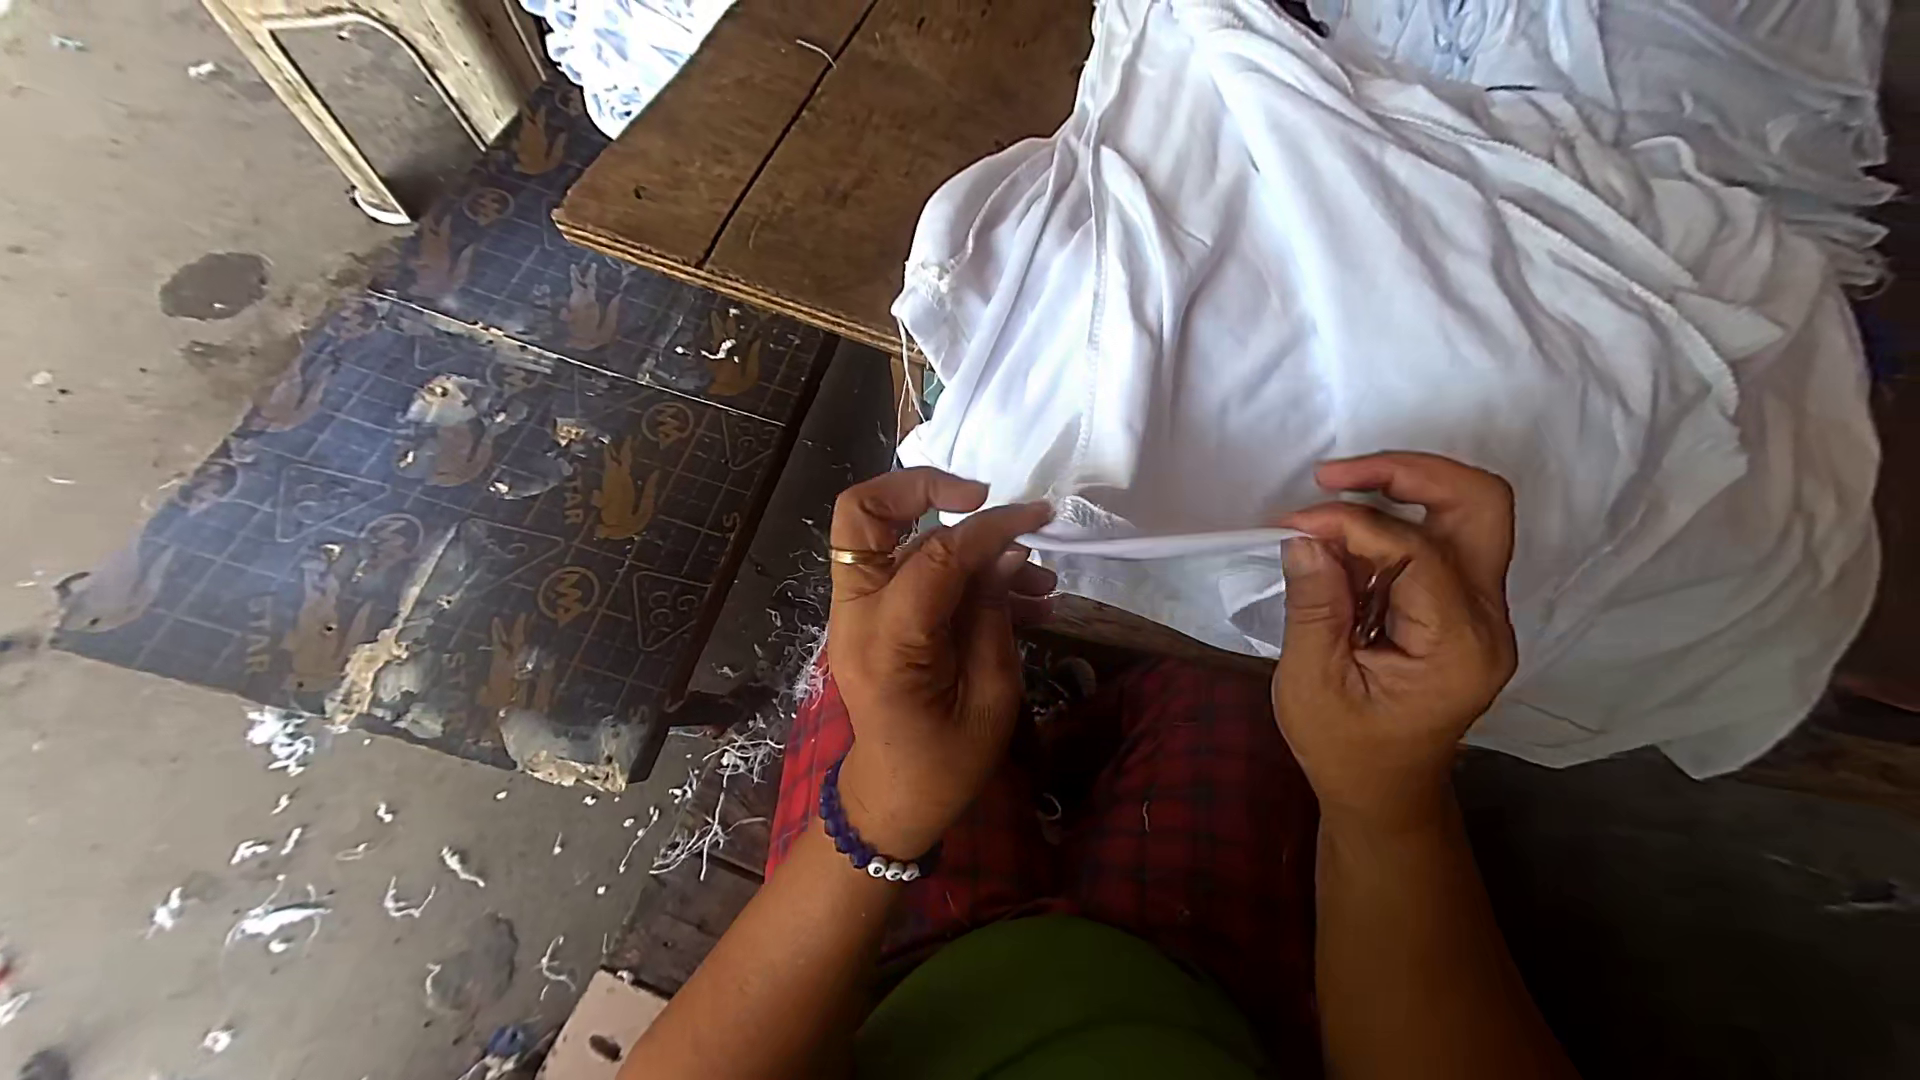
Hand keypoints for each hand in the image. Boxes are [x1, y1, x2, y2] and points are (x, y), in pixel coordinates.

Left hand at [825, 469, 1055, 858]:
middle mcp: (858, 612)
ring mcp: (858, 611)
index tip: (1036, 517)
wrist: (894, 799)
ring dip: (960, 540)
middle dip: (923, 487)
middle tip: (982, 496)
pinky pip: (909, 571)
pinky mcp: (872, 615)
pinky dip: (956, 570)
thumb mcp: (991, 697)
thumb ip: (993, 614)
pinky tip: (1017, 601)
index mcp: (888, 641)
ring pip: (890, 536)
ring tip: (1035, 581)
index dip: (991, 528)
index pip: (935, 553)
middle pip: (863, 513)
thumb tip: (1008, 550)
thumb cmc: (946, 765)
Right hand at [1272, 452, 1517, 830]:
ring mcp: (1478, 610)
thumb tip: (1305, 536)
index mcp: (1458, 645)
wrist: (1383, 790)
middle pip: (1480, 506)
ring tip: (1332, 495)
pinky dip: (1388, 523)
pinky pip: (1436, 540)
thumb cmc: (1345, 748)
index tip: (1290, 525)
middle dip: (1407, 473)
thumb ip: (1314, 606)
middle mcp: (1487, 618)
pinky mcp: (1455, 608)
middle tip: (1335, 476)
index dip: (1351, 525)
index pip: (1417, 551)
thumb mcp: (1313, 682)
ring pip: (1467, 513)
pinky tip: (1341, 539)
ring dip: (1401, 489)